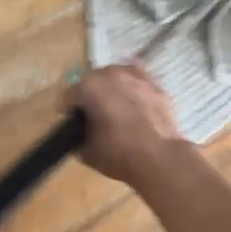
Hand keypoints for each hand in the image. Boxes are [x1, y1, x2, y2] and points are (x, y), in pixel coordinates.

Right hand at [73, 65, 189, 185]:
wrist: (161, 158)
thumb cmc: (119, 154)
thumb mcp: (86, 151)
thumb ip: (78, 136)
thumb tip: (80, 133)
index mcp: (88, 86)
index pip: (69, 95)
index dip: (69, 111)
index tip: (73, 126)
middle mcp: (110, 73)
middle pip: (93, 81)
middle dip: (91, 97)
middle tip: (95, 118)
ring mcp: (136, 76)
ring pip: (116, 77)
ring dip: (112, 89)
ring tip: (117, 109)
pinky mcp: (155, 84)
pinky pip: (137, 81)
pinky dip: (133, 89)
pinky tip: (135, 103)